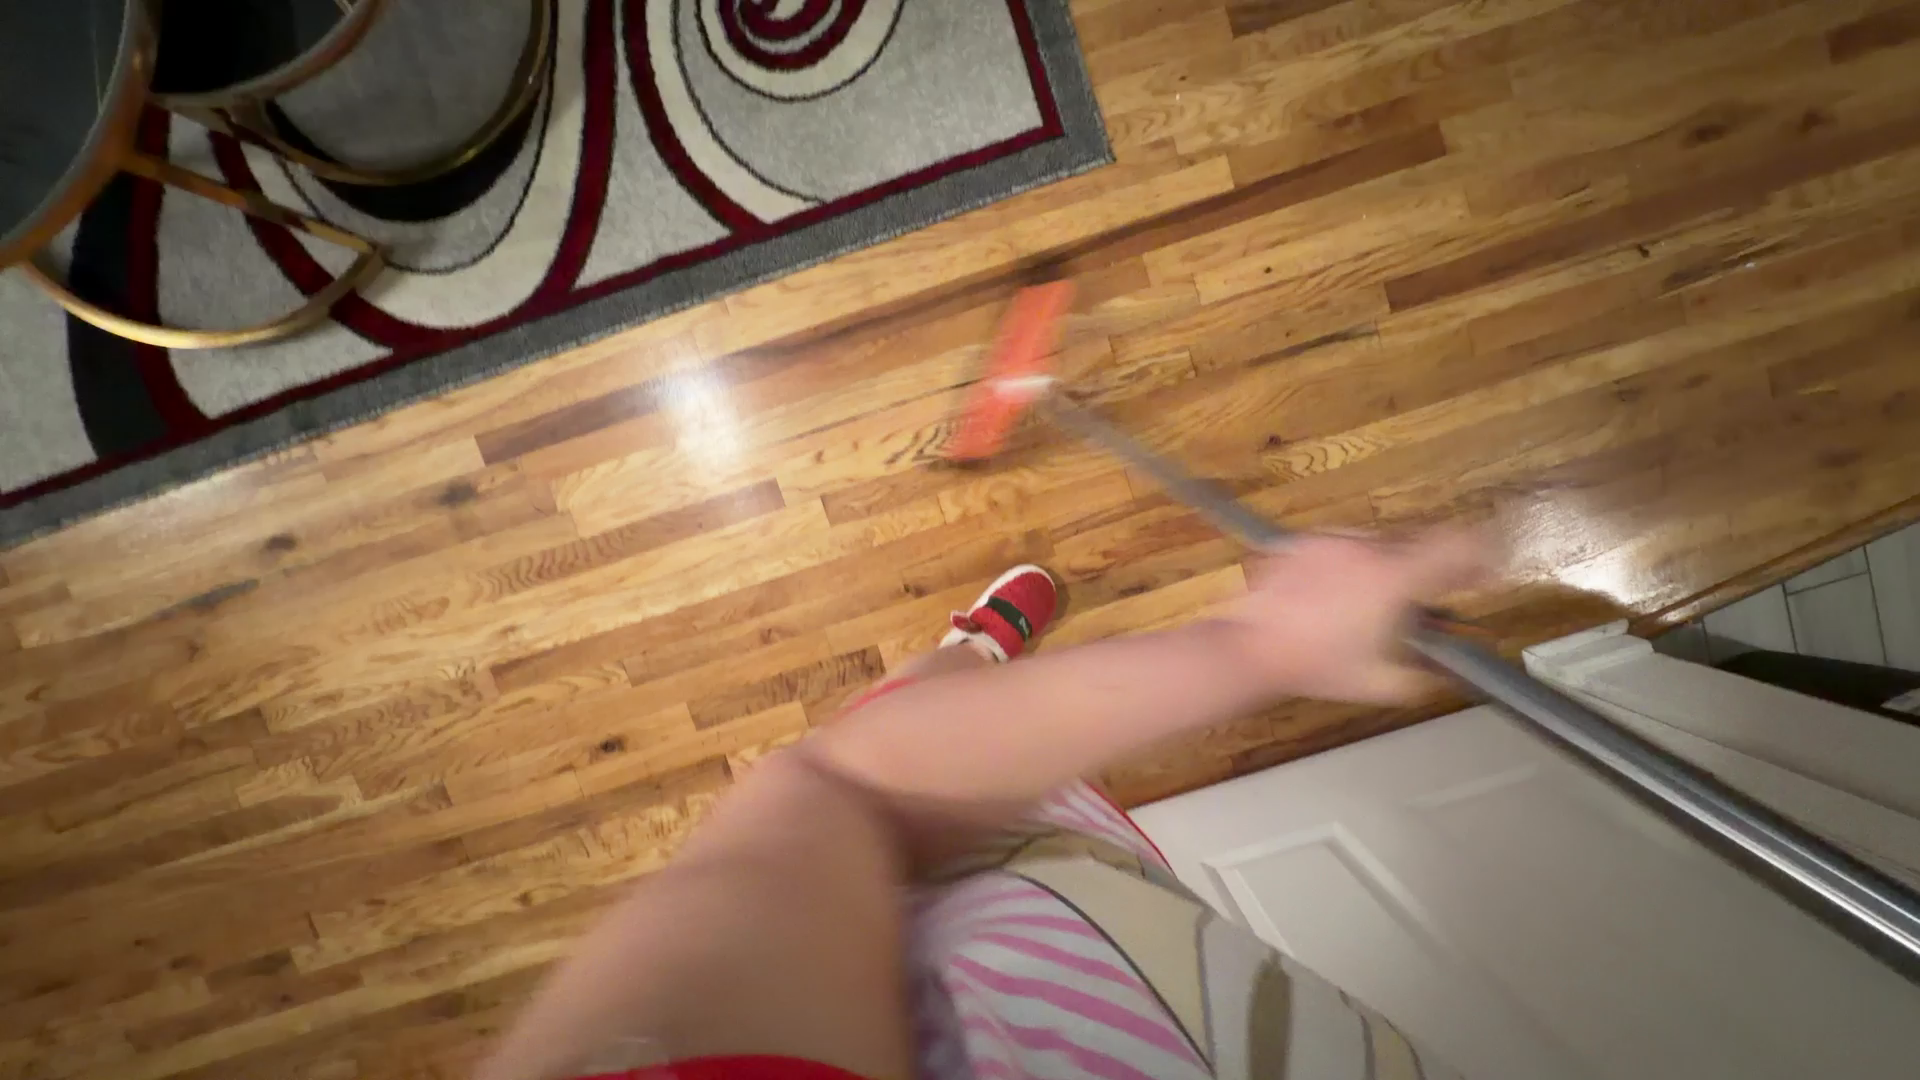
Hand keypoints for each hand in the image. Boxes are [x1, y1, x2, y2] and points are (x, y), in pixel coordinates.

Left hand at [1221, 526, 1494, 702]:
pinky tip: (1339, 594)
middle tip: (1428, 594)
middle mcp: (1362, 550)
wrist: (1250, 648)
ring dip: (1387, 564)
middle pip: (1416, 543)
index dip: (1480, 553)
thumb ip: (1424, 671)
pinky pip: (1339, 545)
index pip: (1457, 545)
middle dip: (1429, 566)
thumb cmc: (1314, 665)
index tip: (1483, 570)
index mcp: (1392, 577)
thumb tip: (1441, 668)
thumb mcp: (1382, 681)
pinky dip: (1350, 563)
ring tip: (1373, 601)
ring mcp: (1327, 542)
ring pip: (1376, 543)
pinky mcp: (1299, 543)